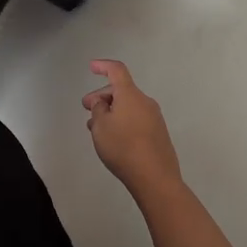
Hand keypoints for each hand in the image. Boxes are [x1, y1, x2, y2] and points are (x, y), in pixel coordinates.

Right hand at [83, 60, 182, 193]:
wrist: (157, 180)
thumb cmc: (123, 147)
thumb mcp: (100, 126)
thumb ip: (98, 109)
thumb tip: (103, 102)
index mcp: (130, 95)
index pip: (117, 70)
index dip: (103, 66)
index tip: (92, 67)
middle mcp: (145, 102)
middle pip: (121, 91)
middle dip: (102, 96)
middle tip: (87, 108)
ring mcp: (155, 119)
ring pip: (128, 107)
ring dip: (112, 112)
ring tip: (96, 128)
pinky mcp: (159, 135)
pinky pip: (137, 120)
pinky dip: (123, 122)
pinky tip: (113, 139)